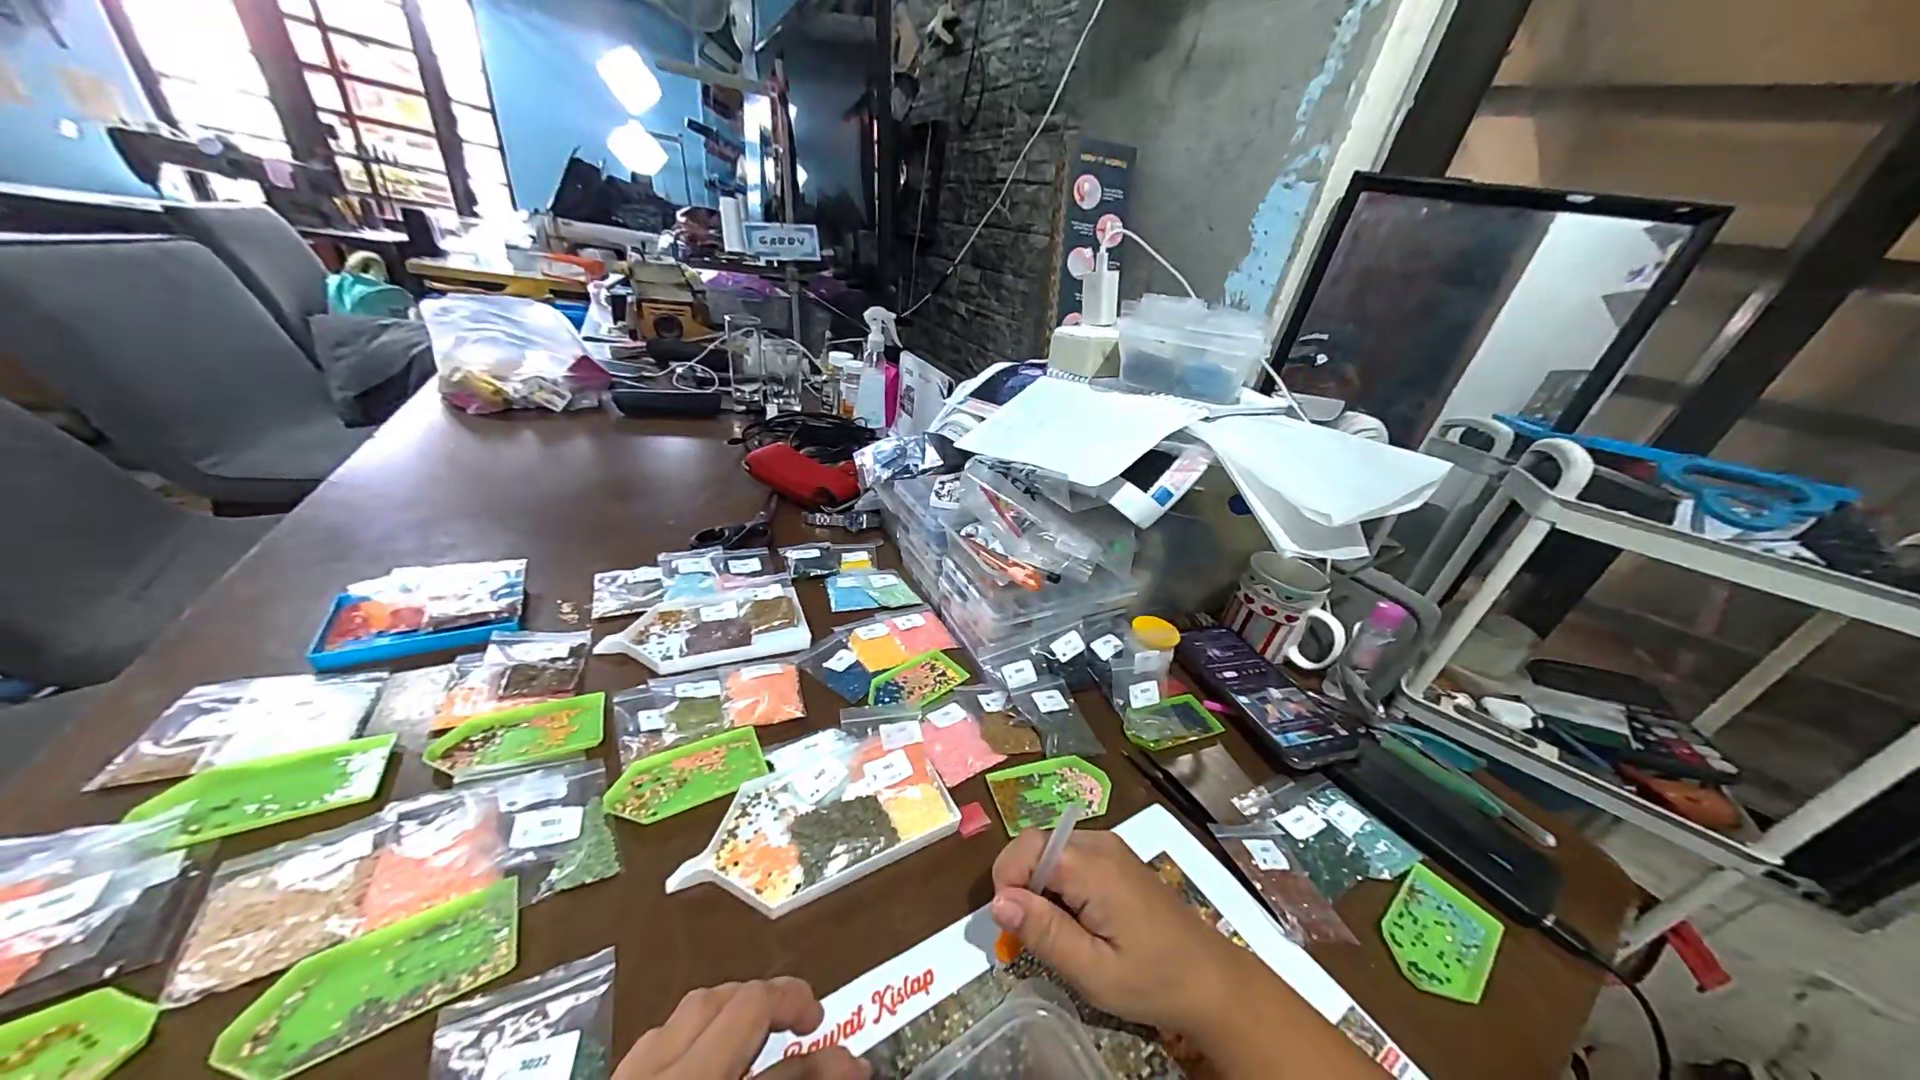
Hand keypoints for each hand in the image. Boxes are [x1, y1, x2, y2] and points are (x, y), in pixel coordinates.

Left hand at [613, 978, 871, 1079]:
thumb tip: (837, 1076)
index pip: (779, 1060)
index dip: (825, 1060)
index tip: (853, 1066)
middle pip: (740, 1006)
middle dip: (786, 1001)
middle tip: (809, 1022)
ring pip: (697, 1005)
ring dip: (740, 1004)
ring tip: (765, 1023)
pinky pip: (656, 1036)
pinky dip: (691, 1029)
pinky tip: (702, 1053)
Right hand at [988, 829, 1253, 1035]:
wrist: (1213, 981)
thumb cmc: (1153, 980)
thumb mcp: (1093, 970)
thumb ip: (1044, 932)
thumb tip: (998, 902)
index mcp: (1092, 865)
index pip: (1026, 849)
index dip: (1008, 882)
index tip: (1013, 927)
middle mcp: (1099, 842)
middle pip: (1036, 846)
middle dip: (1022, 886)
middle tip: (1033, 936)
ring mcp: (1110, 847)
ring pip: (1051, 852)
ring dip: (1040, 888)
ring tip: (1060, 934)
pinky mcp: (1116, 858)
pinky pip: (1070, 858)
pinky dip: (1059, 885)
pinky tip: (1078, 921)